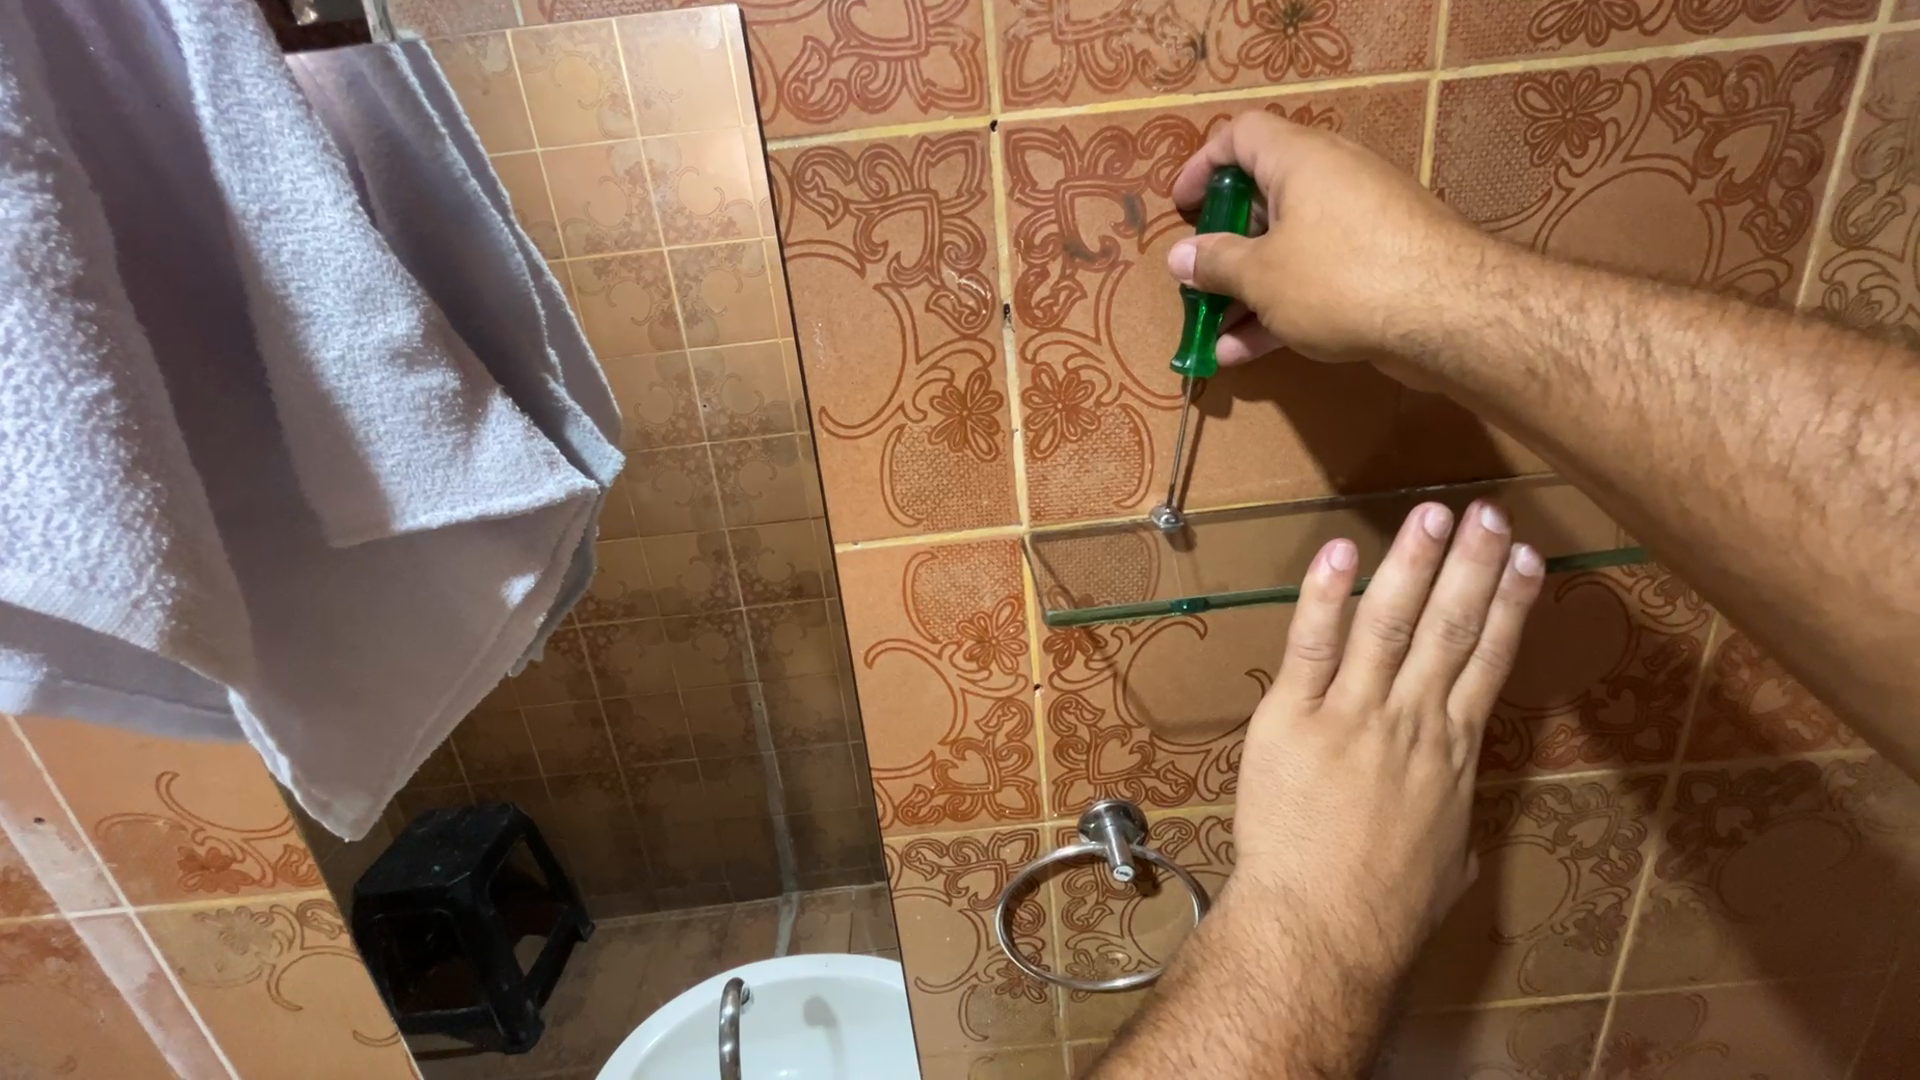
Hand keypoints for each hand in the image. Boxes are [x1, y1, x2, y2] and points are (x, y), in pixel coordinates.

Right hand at [1166, 110, 1492, 377]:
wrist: (1446, 316)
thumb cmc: (1339, 278)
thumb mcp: (1261, 274)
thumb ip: (1215, 263)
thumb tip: (1180, 257)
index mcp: (1300, 161)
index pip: (1242, 136)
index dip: (1204, 164)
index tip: (1181, 208)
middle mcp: (1330, 181)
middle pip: (1261, 201)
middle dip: (1221, 247)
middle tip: (1195, 279)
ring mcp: (1355, 226)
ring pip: (1284, 250)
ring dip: (1243, 292)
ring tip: (1210, 334)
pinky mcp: (1373, 266)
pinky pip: (1310, 280)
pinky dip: (1275, 310)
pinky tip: (1242, 352)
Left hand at [1225, 500, 1543, 973]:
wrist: (1324, 925)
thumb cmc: (1383, 903)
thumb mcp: (1444, 859)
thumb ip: (1452, 820)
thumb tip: (1457, 820)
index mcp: (1453, 751)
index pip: (1489, 661)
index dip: (1508, 605)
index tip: (1523, 559)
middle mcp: (1413, 722)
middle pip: (1451, 628)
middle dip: (1470, 565)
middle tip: (1488, 511)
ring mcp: (1355, 715)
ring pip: (1392, 624)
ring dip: (1414, 563)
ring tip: (1434, 513)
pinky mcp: (1296, 717)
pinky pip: (1314, 645)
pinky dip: (1326, 597)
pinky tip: (1340, 553)